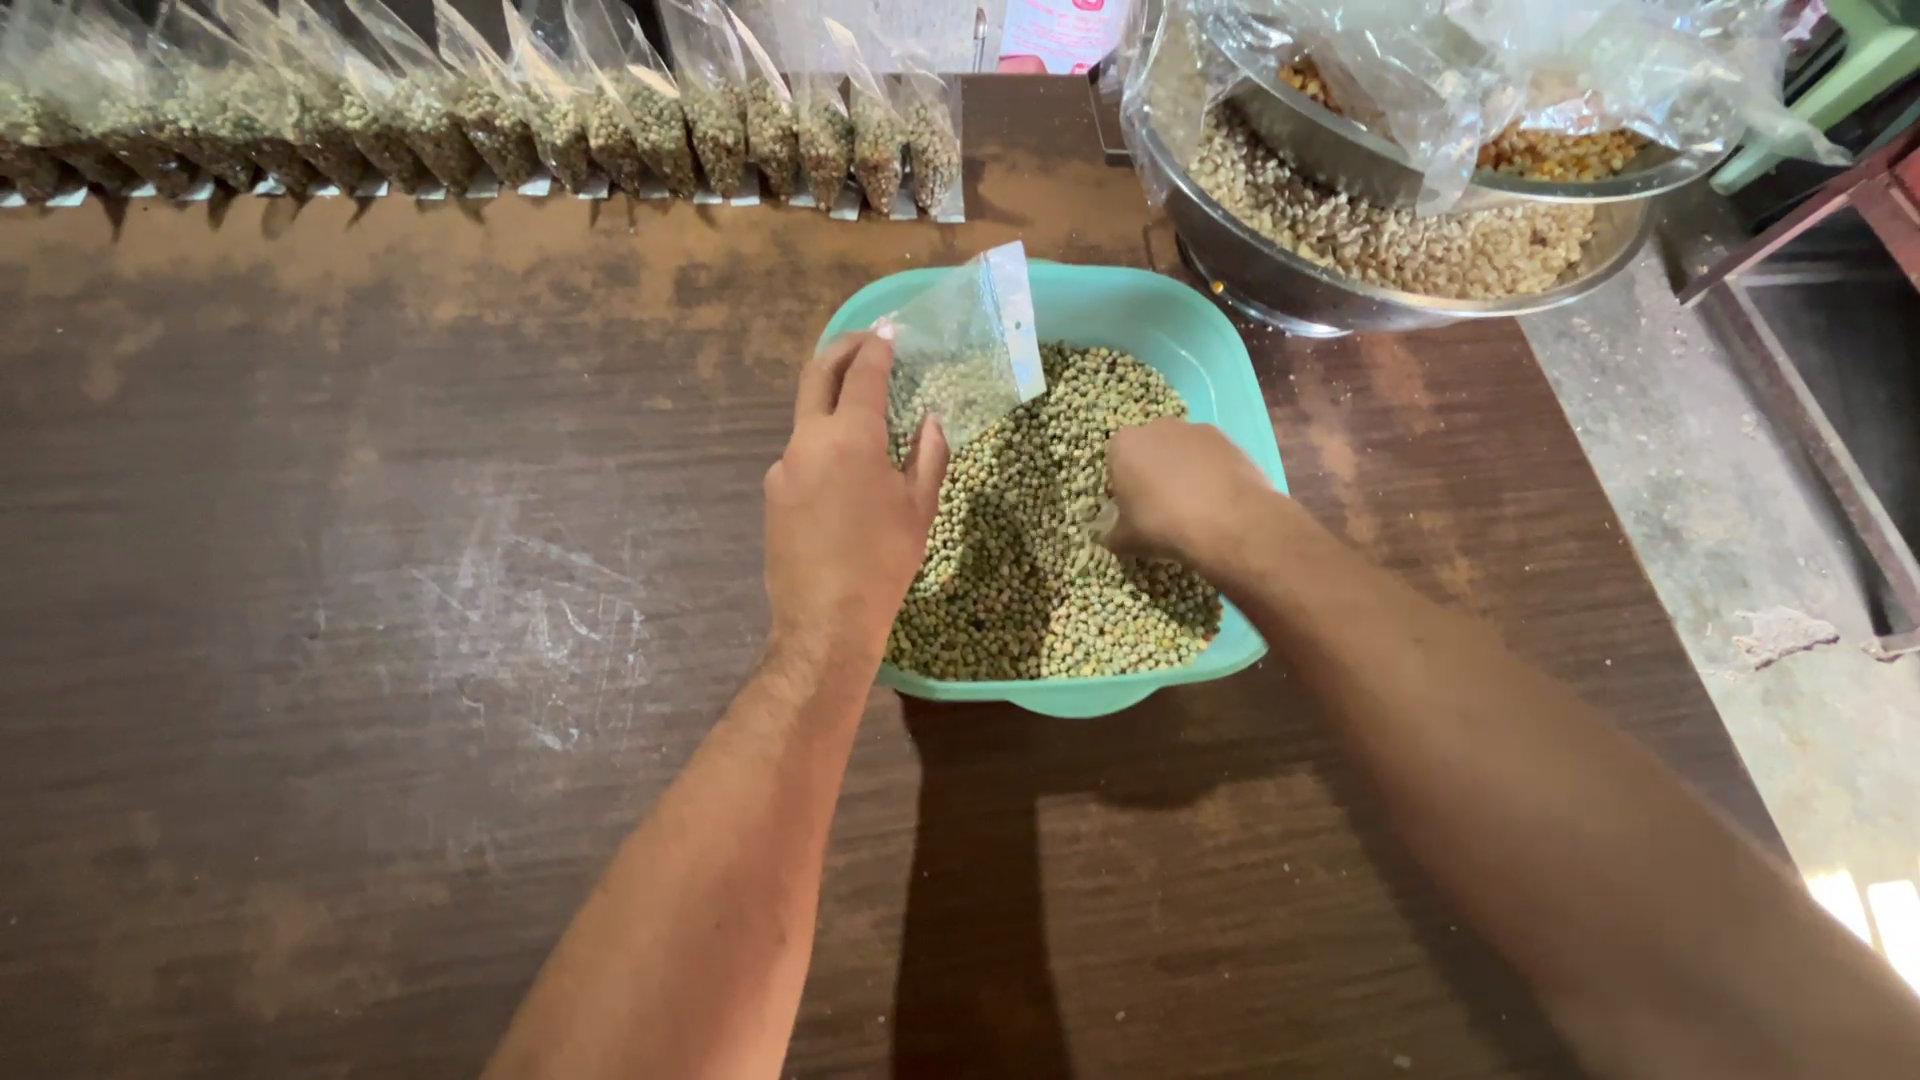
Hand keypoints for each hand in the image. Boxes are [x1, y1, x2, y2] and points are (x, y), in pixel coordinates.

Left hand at [764, 324, 948, 662]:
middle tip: (866, 341)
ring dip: (833, 402)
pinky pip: (800, 454)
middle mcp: (809, 440)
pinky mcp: (771, 490)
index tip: (891, 332)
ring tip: (864, 418)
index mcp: (851, 438)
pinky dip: (822, 445)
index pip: (864, 374)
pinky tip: (843, 475)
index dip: (879, 347)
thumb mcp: (919, 507)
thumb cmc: (884, 562)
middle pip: (818, 373)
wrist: (825, 619)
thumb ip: (927, 453)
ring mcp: (783, 465)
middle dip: (843, 349)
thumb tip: (929, 418)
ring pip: (807, 416)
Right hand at [1103, 418, 1268, 561]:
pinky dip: (1210, 472)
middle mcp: (1156, 427)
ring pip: (1181, 450)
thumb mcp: (1125, 540)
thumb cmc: (1162, 524)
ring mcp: (1194, 429)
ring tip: (1195, 504)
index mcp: (1123, 445)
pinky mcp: (1226, 438)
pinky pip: (1209, 455)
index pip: (1115, 463)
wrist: (1228, 521)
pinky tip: (1217, 499)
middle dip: (1153, 471)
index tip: (1134, 508)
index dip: (1124, 486)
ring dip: (1183, 470)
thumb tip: (1114, 537)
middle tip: (1162, 505)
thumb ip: (1114, 534)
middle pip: (1149, 450)